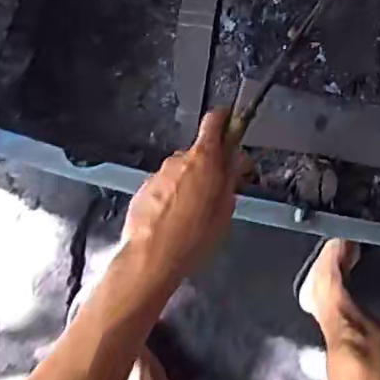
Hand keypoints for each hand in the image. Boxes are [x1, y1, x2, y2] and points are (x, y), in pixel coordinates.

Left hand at [120, 109, 246, 292]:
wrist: (150, 260)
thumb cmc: (194, 235)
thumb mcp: (226, 206)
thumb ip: (232, 177)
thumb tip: (237, 160)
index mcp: (204, 158)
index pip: (214, 121)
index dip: (224, 119)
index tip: (230, 123)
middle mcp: (178, 160)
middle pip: (199, 152)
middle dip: (209, 166)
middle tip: (218, 189)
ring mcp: (157, 175)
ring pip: (180, 171)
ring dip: (189, 183)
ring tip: (194, 212)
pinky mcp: (142, 192)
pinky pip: (163, 187)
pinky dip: (171, 197)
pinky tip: (175, 219)